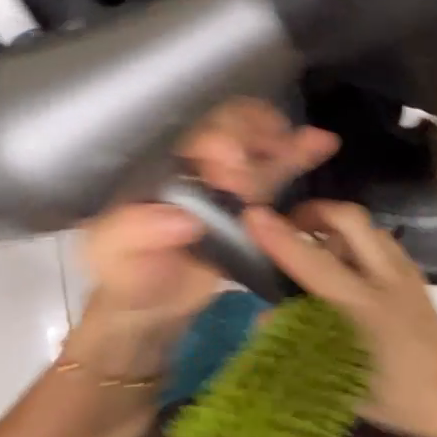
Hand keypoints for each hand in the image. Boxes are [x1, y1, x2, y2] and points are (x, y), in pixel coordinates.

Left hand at [81, 100, 337, 323]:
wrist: (150, 306)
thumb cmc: (127, 273)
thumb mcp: (113, 254)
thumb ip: (134, 232)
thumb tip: (180, 218)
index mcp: (165, 167)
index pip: (193, 140)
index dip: (215, 145)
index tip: (228, 169)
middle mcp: (198, 164)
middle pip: (230, 129)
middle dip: (251, 138)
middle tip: (261, 165)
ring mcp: (229, 182)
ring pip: (258, 144)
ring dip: (282, 137)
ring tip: (308, 139)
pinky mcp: (255, 203)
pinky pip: (277, 171)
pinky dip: (299, 153)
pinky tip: (324, 141)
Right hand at [245, 201, 436, 436]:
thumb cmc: (394, 397)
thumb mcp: (339, 383)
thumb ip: (299, 346)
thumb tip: (263, 318)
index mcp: (363, 308)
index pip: (313, 261)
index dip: (279, 236)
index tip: (251, 216)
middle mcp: (385, 279)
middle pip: (349, 219)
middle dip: (313, 211)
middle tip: (288, 224)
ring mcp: (404, 272)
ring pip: (367, 225)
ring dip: (335, 224)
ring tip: (313, 242)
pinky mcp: (415, 274)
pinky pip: (381, 239)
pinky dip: (356, 238)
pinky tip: (345, 261)